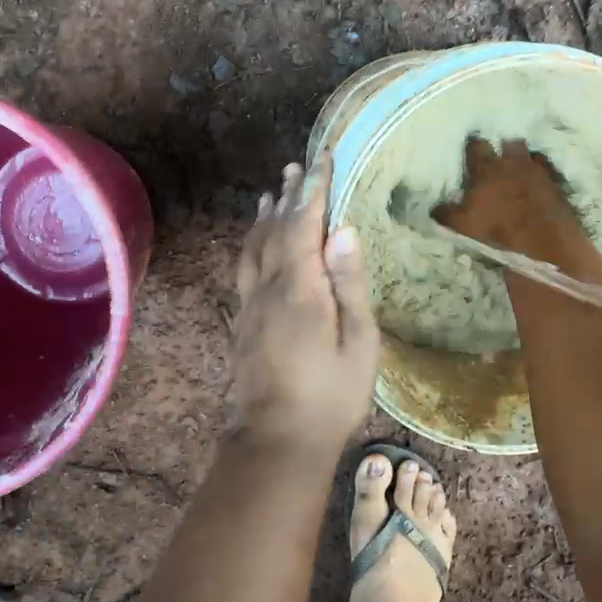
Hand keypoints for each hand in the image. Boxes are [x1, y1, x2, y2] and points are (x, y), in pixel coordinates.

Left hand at [229, 155, 379, 451]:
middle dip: (289, 196)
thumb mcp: (358, 343)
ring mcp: (250, 307)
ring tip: (270, 195)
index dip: (314, 190)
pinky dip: (253, 245)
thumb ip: (349, 284)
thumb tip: (343, 230)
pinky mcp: (243, 324)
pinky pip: (245, 269)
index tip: (323, 159)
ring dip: (264, 218)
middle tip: (296, 167)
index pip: (304, 225)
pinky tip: (257, 248)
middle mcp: (268, 288)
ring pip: (253, 249)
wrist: (276, 442)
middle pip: (275, 230)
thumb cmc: (330, 396)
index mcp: (299, 288)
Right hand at [435, 139, 601, 274]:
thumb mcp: (463, 225)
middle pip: (510, 143)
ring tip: (522, 168)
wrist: (543, 245)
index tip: (470, 145)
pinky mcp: (558, 187)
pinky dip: (544, 175)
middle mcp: (514, 164)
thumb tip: (433, 207)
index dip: (473, 145)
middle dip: (505, 147)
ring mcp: (539, 174)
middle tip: (500, 156)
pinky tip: (542, 184)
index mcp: (488, 169)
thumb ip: (446, 213)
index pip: (477, 146)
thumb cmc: (497, 232)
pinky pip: (550, 173)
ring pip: (532, 155)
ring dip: (526, 159)